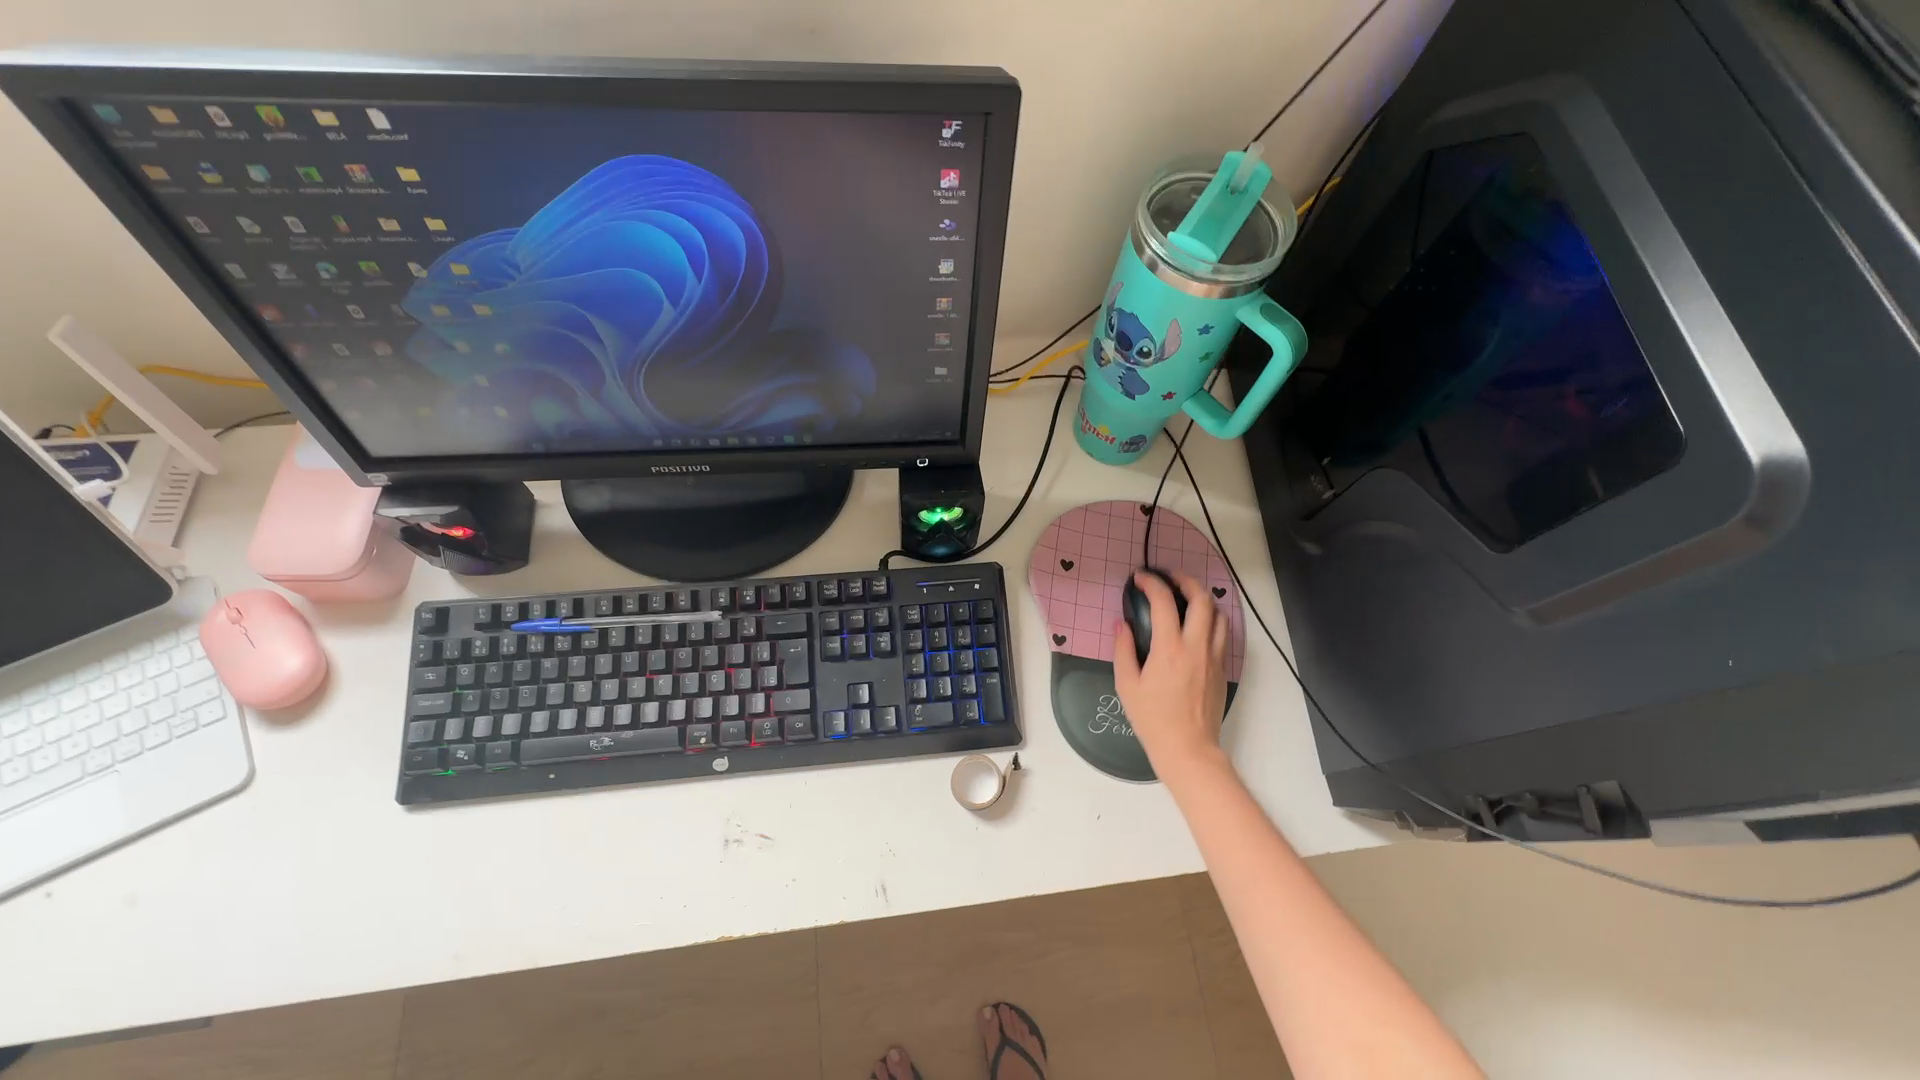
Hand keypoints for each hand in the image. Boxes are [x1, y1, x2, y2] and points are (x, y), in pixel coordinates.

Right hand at [1113, 570, 1230, 778]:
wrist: (1188, 748)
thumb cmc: (1152, 719)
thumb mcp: (1127, 685)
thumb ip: (1123, 649)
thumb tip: (1122, 624)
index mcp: (1170, 648)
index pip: (1164, 601)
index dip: (1152, 583)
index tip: (1140, 579)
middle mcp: (1196, 646)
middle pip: (1202, 598)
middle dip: (1185, 580)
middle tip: (1169, 578)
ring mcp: (1214, 656)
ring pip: (1218, 614)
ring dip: (1202, 599)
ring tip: (1186, 599)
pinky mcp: (1222, 668)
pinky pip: (1221, 633)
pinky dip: (1211, 620)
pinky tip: (1197, 625)